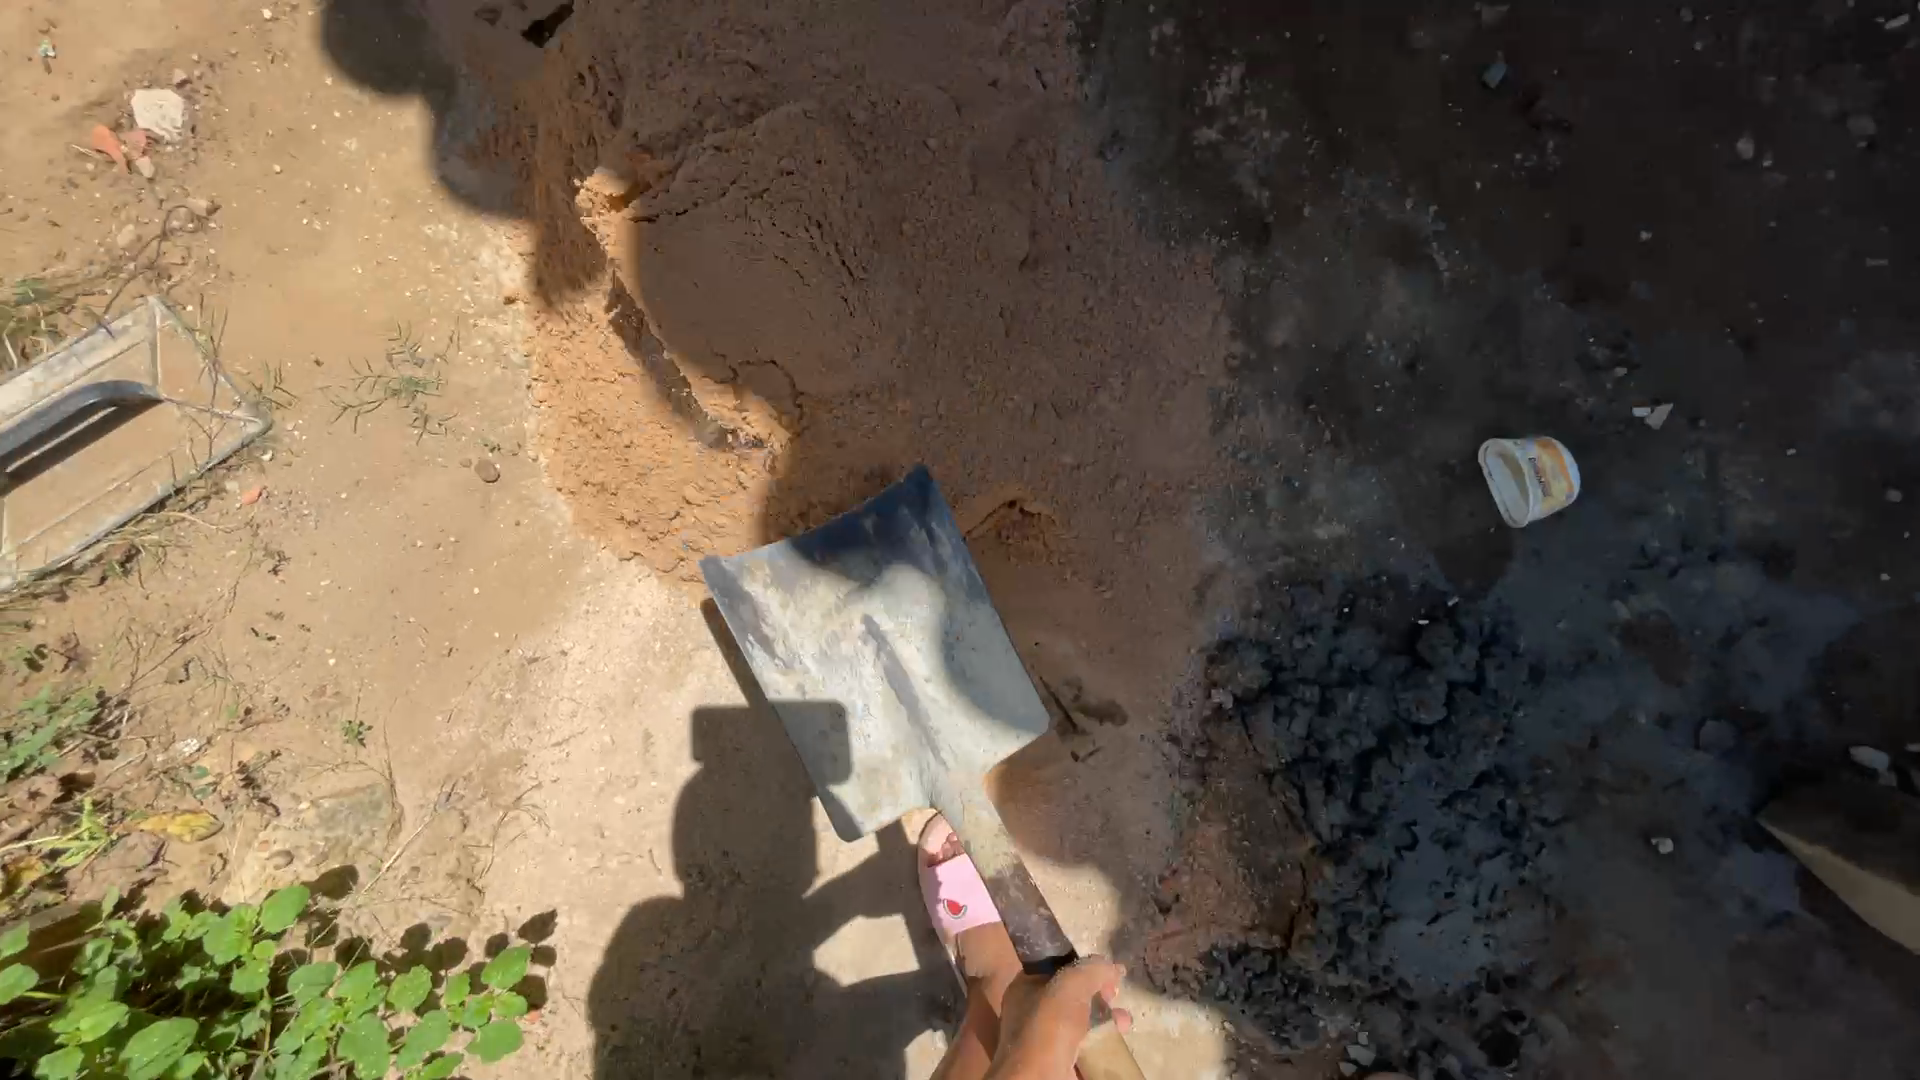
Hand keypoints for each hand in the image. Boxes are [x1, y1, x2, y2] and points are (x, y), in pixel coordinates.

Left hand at [985, 957, 1132, 1078]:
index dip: (1081, 966)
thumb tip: (1111, 967)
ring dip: (1106, 1020)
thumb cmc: (1049, 1027)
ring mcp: (1046, 1042)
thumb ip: (1090, 970)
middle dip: (1099, 994)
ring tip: (1124, 1022)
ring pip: (1082, 1024)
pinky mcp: (1061, 1065)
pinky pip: (1086, 1048)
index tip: (1104, 971)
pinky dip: (1102, 1045)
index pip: (1056, 968)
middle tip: (1115, 995)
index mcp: (1025, 988)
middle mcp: (1033, 1013)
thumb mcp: (1070, 986)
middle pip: (1072, 996)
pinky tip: (1116, 1042)